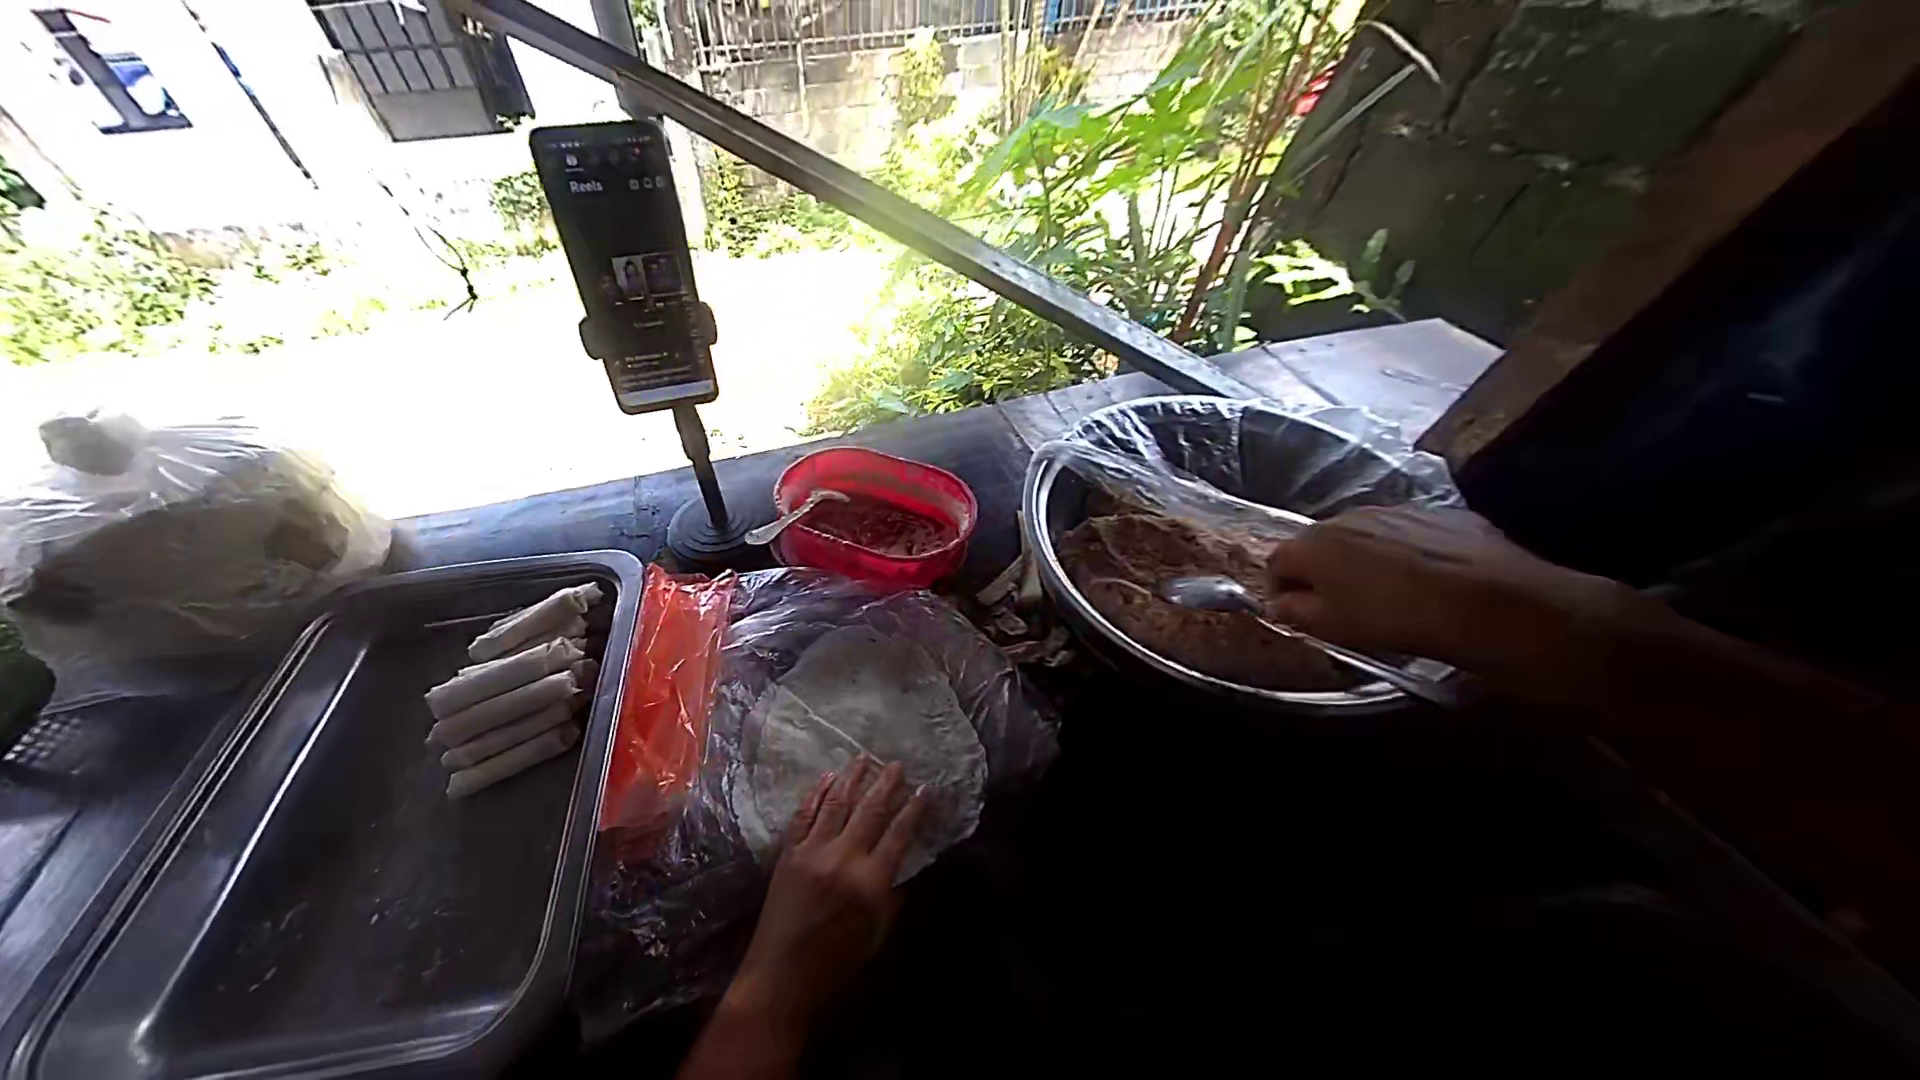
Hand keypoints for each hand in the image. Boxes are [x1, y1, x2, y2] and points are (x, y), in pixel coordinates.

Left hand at [727, 757, 926, 1029]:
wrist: (779, 977)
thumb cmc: (835, 962)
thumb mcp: (877, 934)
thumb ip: (893, 896)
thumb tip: (905, 863)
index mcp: (871, 882)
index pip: (900, 833)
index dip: (915, 807)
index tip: (926, 787)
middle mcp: (844, 859)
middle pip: (871, 810)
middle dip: (887, 783)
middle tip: (897, 763)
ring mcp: (813, 852)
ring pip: (837, 803)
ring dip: (852, 777)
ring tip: (864, 757)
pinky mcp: (789, 854)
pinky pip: (804, 815)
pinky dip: (817, 793)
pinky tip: (827, 777)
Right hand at [1264, 506, 1651, 699]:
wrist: (1492, 604)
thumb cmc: (1395, 618)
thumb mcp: (1332, 627)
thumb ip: (1294, 612)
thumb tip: (1281, 603)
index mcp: (1313, 544)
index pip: (1276, 562)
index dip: (1280, 589)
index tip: (1296, 612)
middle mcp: (1346, 517)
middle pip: (1317, 544)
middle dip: (1320, 571)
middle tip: (1338, 604)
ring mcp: (1393, 511)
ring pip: (1360, 536)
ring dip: (1360, 560)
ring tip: (1384, 593)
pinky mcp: (1437, 513)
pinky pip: (1403, 535)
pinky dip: (1402, 553)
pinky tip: (1424, 581)